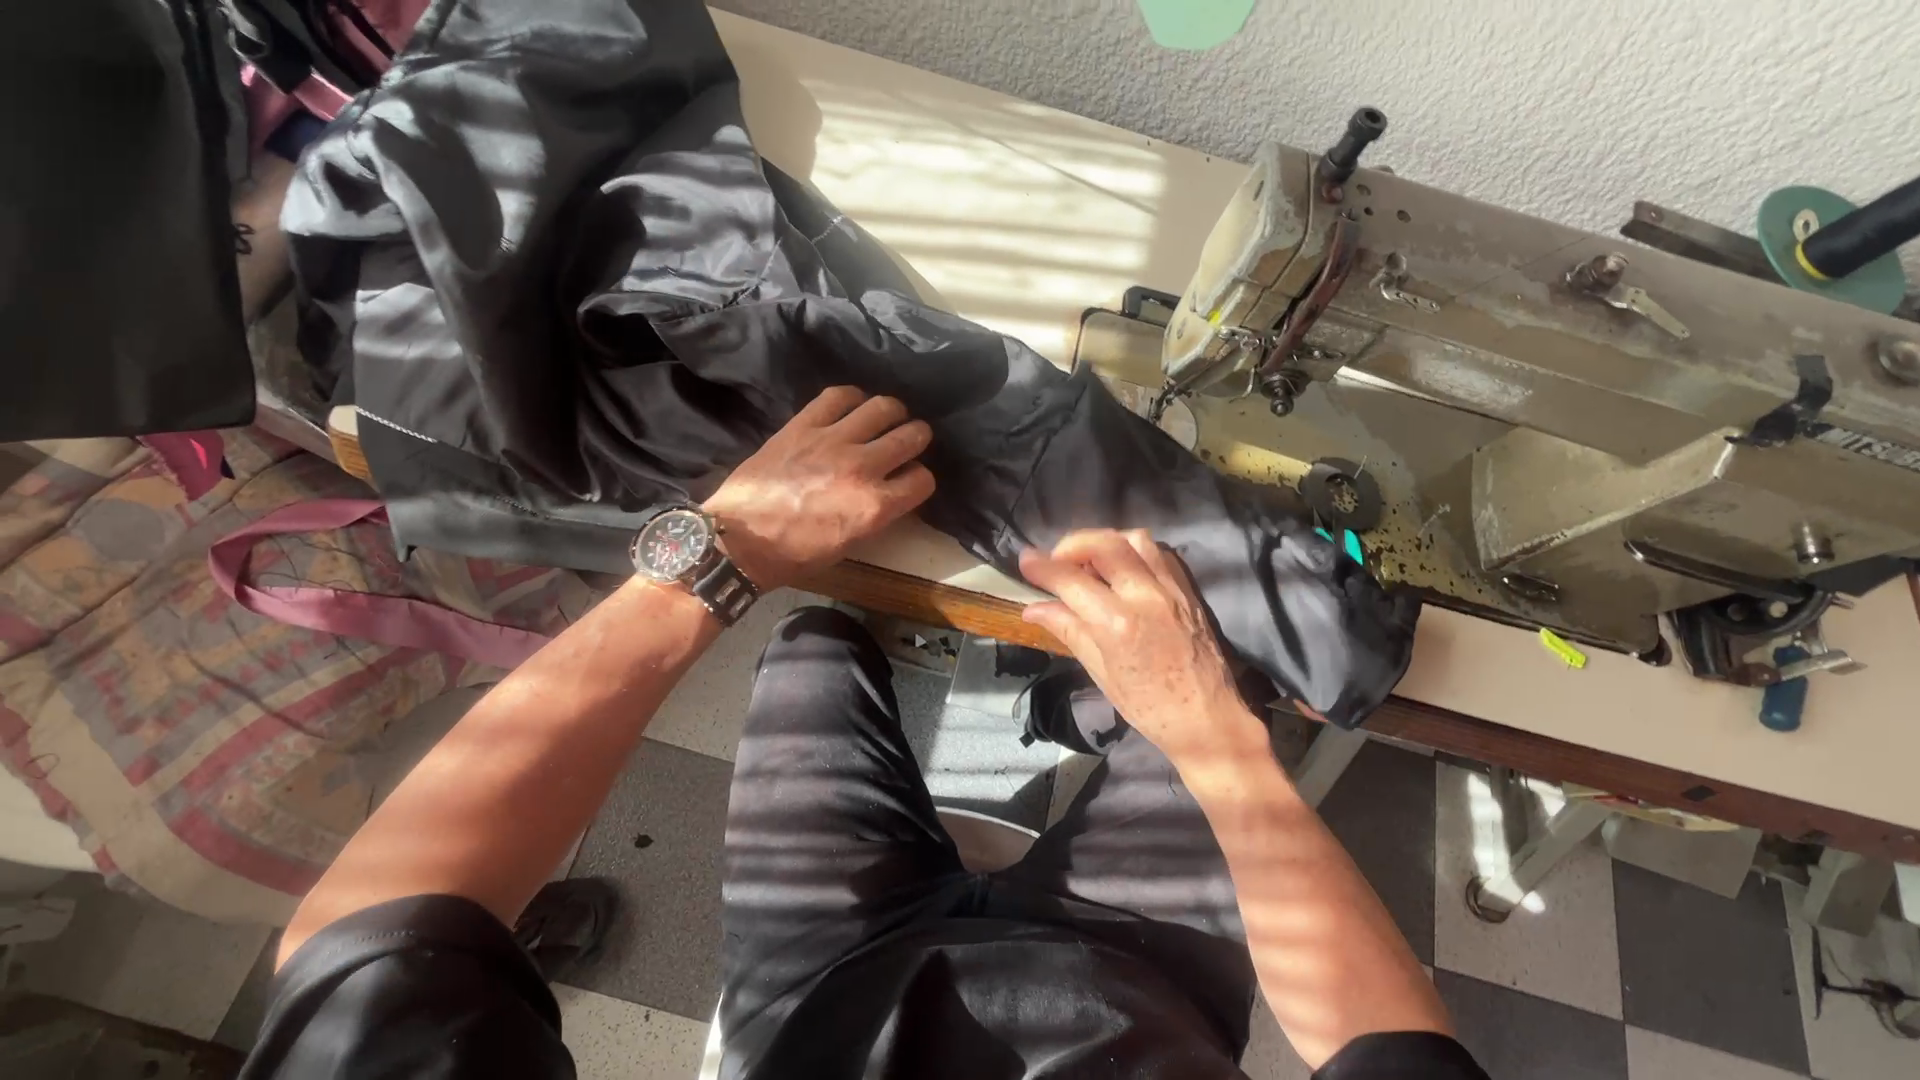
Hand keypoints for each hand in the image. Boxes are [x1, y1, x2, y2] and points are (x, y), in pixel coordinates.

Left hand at [703, 387, 935, 590]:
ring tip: (886, 419)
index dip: (919, 480)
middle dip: (917, 438)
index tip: (909, 480)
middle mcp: (862, 468)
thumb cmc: (794, 554)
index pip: (923, 479)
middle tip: (909, 441)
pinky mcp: (803, 425)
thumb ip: (877, 514)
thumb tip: (890, 492)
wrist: (738, 541)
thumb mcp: (850, 544)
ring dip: (893, 413)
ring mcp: (832, 441)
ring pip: (883, 407)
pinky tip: (853, 406)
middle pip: (912, 436)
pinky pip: (839, 396)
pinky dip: (853, 397)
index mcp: (875, 507)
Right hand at [1019, 530, 1264, 769]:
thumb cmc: (1147, 707)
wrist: (1207, 719)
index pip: (1071, 580)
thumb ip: (1068, 629)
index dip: (1042, 567)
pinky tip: (1123, 570)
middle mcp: (1145, 597)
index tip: (1025, 559)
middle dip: (1072, 545)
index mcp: (1117, 624)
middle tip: (1058, 561)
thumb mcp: (1100, 672)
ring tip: (1092, 563)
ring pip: (1134, 539)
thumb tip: (1033, 609)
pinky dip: (1135, 552)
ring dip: (1105, 542)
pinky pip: (1159, 553)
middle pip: (1103, 544)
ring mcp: (1171, 590)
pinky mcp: (1188, 590)